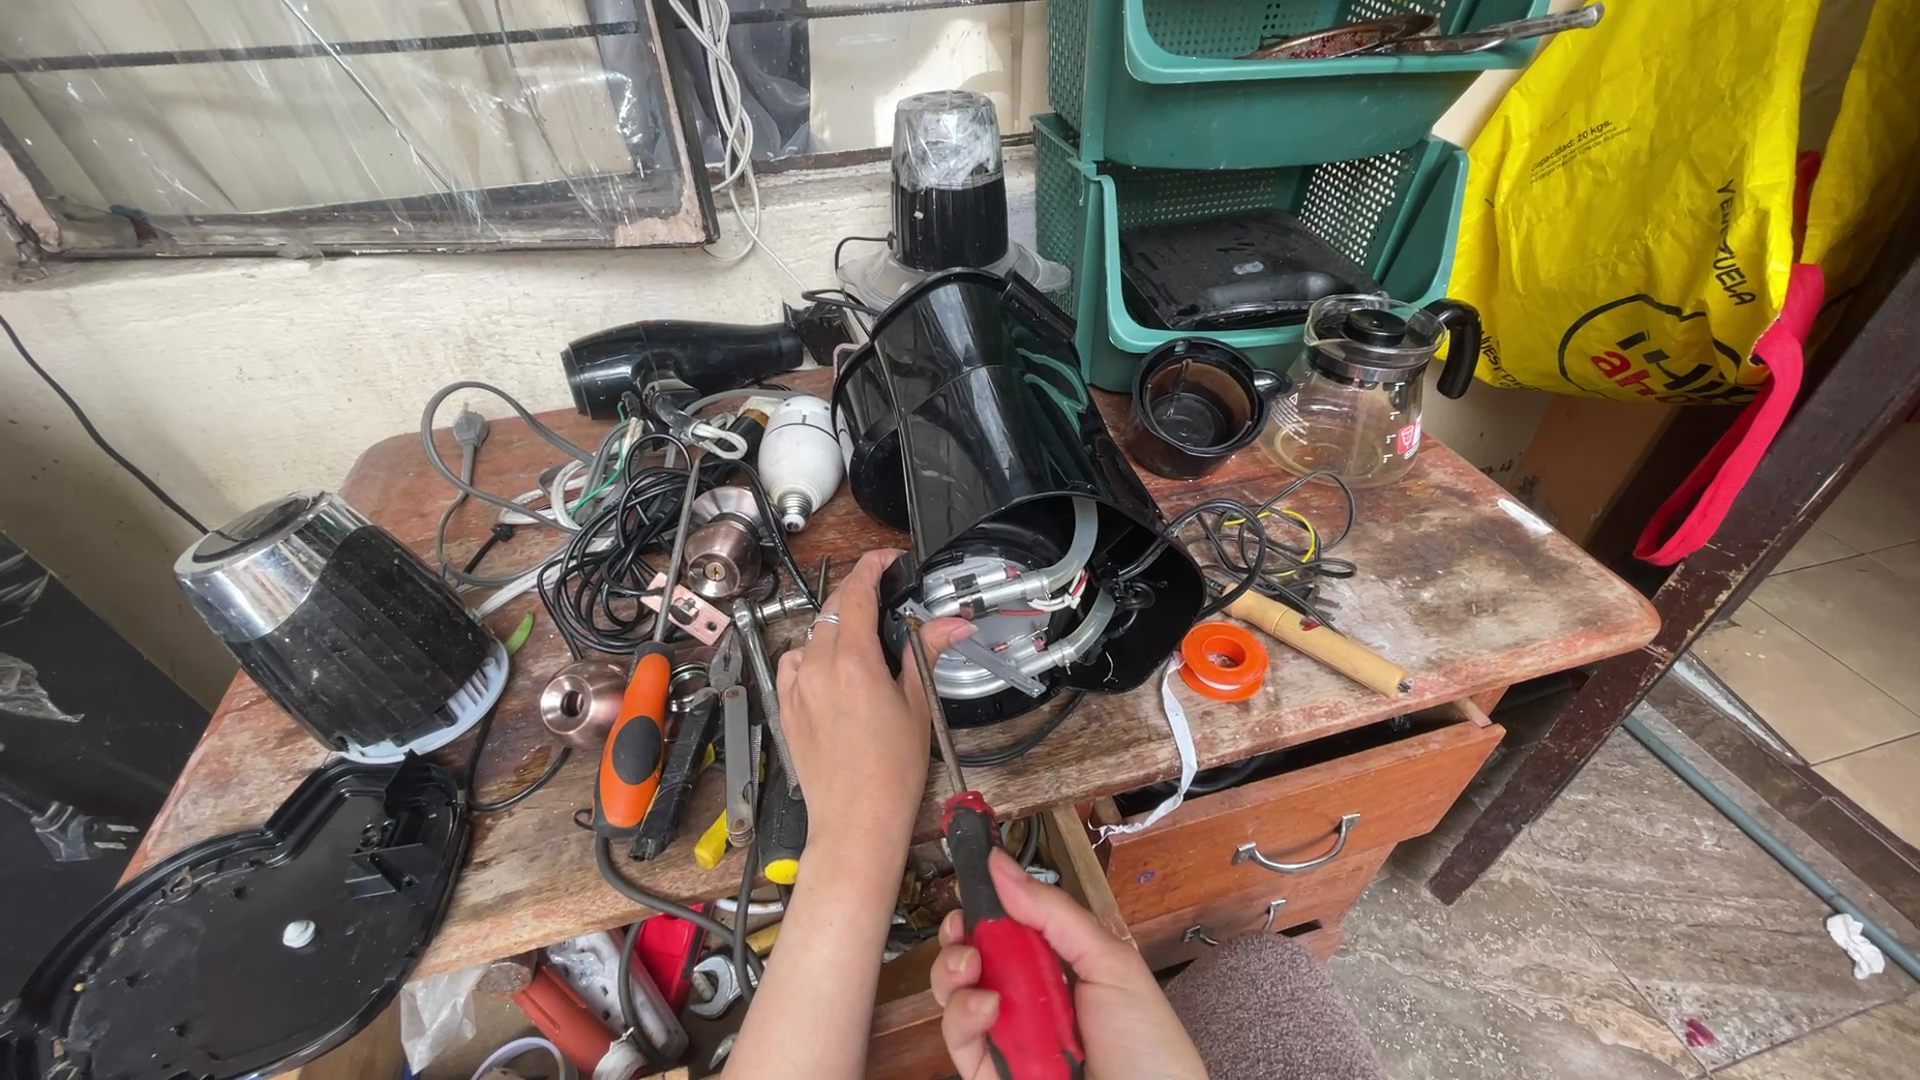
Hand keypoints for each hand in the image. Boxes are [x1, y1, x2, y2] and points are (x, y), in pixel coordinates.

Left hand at [776, 549, 971, 852]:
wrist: (856, 820)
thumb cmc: (890, 771)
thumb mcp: (917, 703)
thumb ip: (926, 652)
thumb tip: (951, 622)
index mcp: (852, 662)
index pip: (856, 592)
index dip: (872, 567)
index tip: (886, 560)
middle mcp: (817, 668)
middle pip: (833, 607)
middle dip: (858, 593)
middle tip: (885, 599)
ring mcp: (796, 687)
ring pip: (813, 633)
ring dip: (837, 625)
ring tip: (862, 642)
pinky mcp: (786, 706)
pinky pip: (794, 661)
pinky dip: (812, 653)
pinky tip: (831, 669)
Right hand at [932, 850, 1206, 1079]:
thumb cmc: (1146, 1044)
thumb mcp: (1109, 962)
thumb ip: (1052, 912)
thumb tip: (998, 861)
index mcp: (1056, 963)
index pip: (1008, 924)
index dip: (985, 903)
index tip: (970, 880)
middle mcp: (1026, 996)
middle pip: (972, 954)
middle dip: (958, 934)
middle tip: (962, 927)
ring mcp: (1007, 1036)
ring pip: (955, 993)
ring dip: (953, 970)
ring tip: (971, 969)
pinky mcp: (989, 1075)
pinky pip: (958, 1040)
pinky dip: (962, 1017)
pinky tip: (987, 1008)